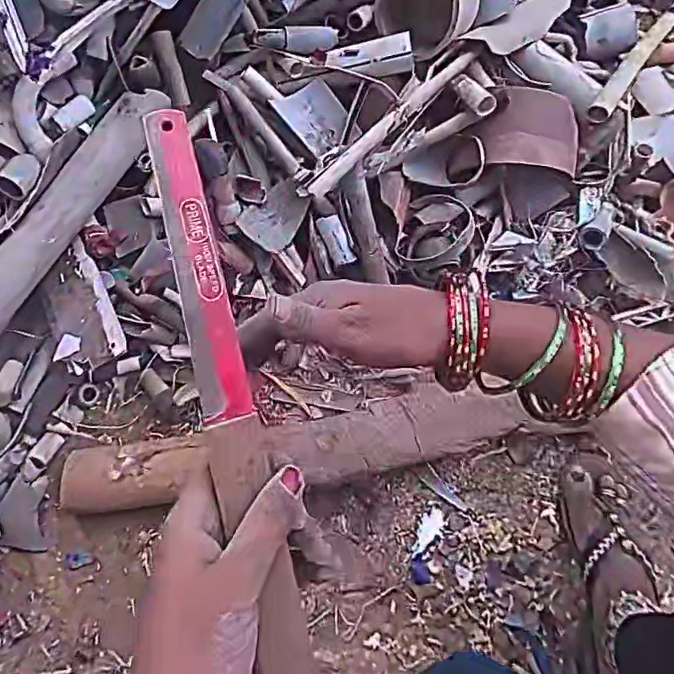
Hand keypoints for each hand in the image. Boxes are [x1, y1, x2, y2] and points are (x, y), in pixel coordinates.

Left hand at [126, 464, 308, 673]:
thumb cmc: (197, 651)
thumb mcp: (234, 581)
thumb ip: (264, 523)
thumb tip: (289, 472)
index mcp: (188, 527)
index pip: (216, 470)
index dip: (249, 457)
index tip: (289, 455)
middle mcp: (204, 542)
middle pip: (249, 501)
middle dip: (285, 506)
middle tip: (311, 527)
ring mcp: (222, 572)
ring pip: (265, 533)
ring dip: (297, 538)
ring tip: (324, 559)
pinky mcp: (240, 600)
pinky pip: (271, 566)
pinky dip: (296, 565)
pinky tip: (321, 574)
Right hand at [255, 281, 449, 369]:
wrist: (447, 329)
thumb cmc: (400, 332)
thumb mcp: (349, 333)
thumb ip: (305, 323)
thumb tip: (266, 306)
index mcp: (318, 297)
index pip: (267, 317)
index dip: (244, 341)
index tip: (226, 367)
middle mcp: (325, 298)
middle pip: (277, 320)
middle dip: (254, 345)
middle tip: (237, 376)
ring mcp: (341, 307)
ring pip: (293, 327)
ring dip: (272, 347)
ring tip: (257, 372)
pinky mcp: (354, 320)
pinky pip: (312, 333)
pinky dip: (295, 348)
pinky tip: (296, 362)